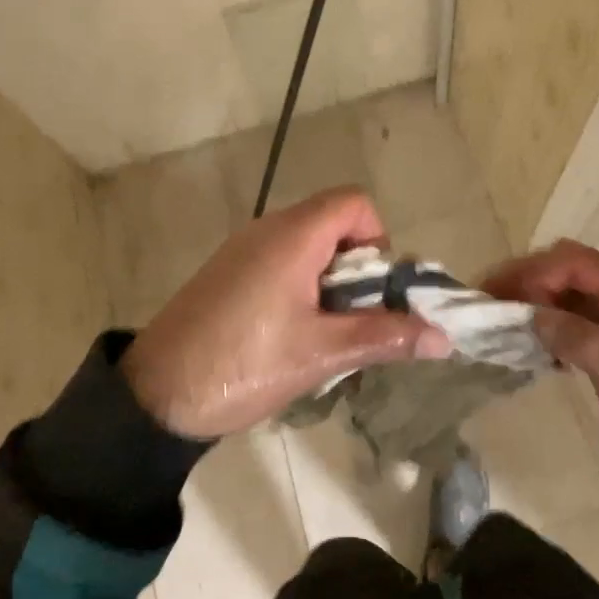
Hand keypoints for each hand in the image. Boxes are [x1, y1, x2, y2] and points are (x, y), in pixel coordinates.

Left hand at [122, 187, 450, 439]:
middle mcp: (267, 229)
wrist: (155, 395)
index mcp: (292, 236)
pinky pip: (281, 263)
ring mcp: (243, 250)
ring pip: (308, 247)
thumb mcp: (320, 354)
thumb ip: (384, 337)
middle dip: (358, 270)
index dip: (378, 239)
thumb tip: (443, 338)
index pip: (355, 203)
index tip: (374, 291)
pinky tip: (293, 338)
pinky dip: (302, 289)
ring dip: (331, 285)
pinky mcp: (228, 273)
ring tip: (327, 337)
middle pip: (334, 224)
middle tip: (356, 323)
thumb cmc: (243, 365)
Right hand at [485, 239, 598, 519]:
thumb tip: (533, 313)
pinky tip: (527, 347)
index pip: (573, 262)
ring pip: (563, 289)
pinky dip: (543, 320)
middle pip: (564, 266)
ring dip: (529, 298)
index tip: (499, 301)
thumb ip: (584, 341)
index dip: (533, 273)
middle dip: (524, 279)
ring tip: (497, 323)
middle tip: (487, 306)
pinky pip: (568, 315)